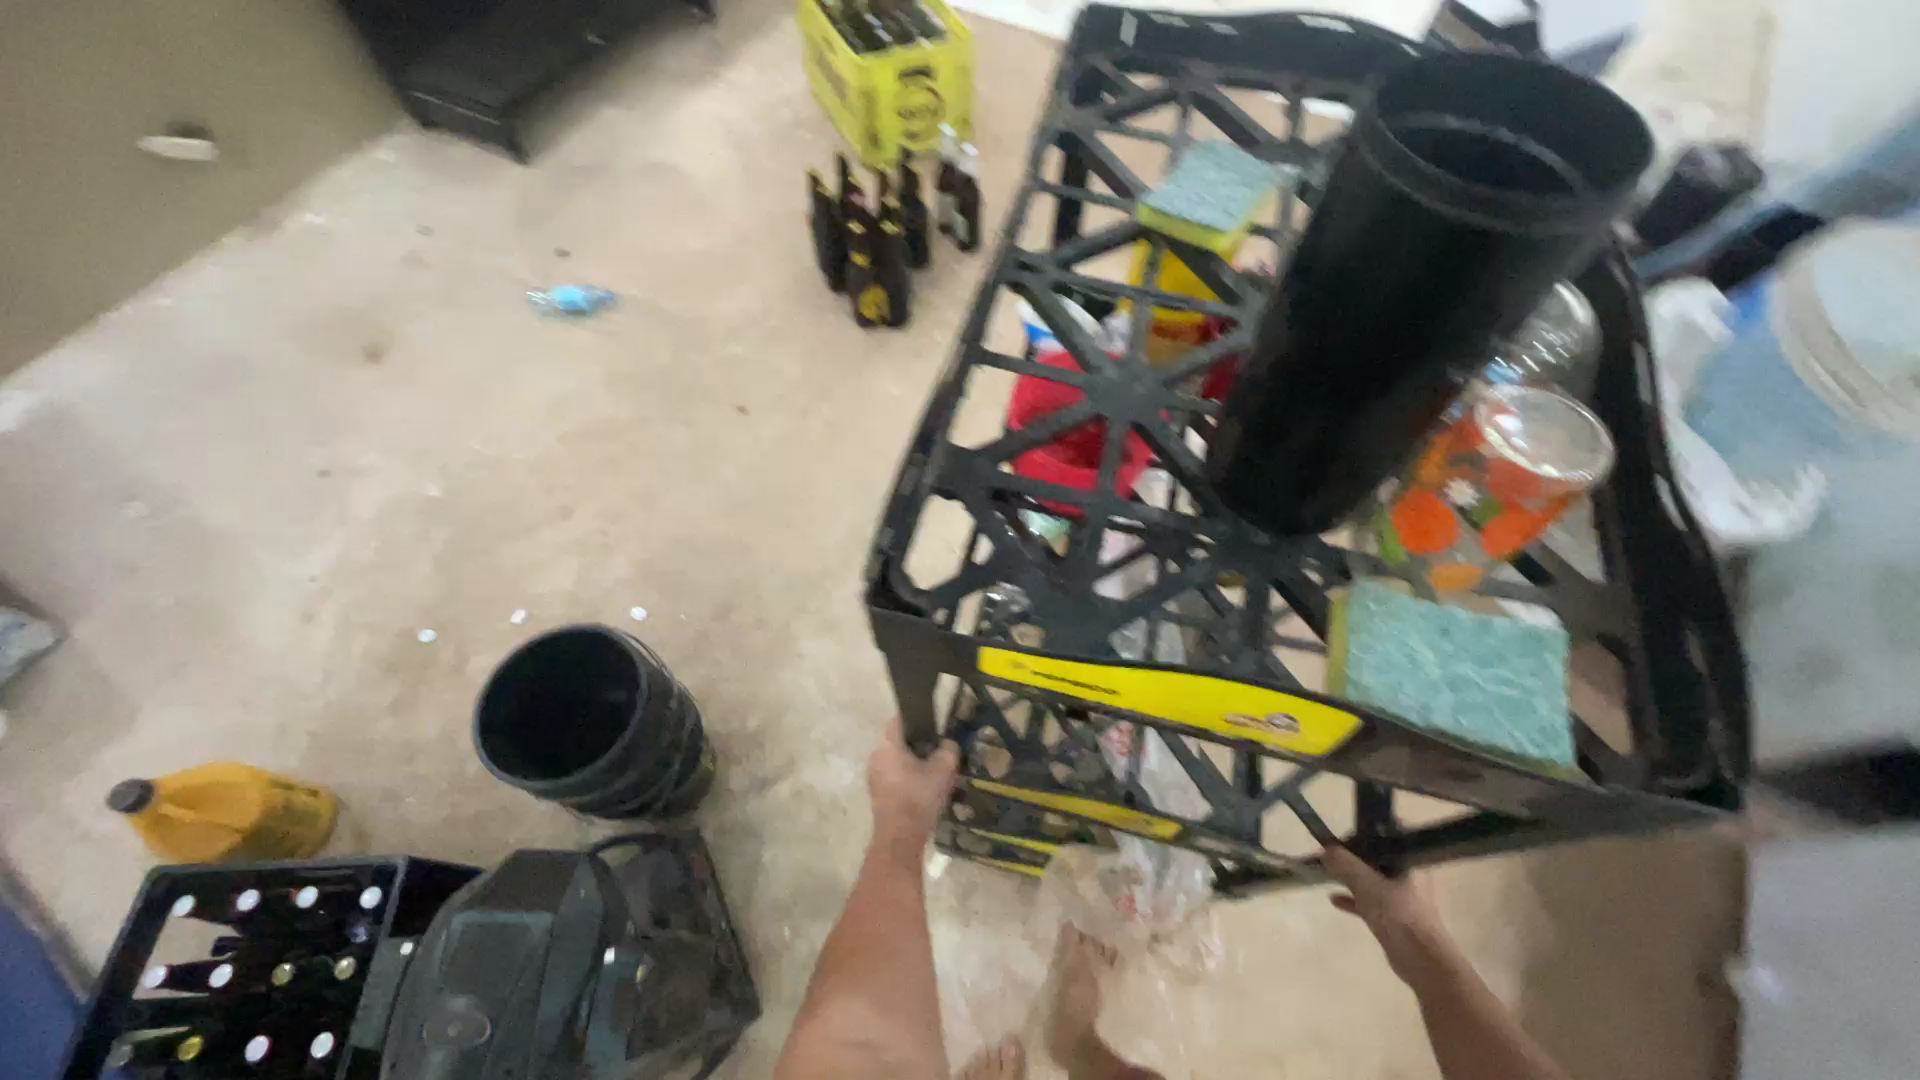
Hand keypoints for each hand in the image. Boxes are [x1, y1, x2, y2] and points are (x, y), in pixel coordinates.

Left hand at [866, 716, 959, 860]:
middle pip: (898, 743)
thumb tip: (948, 744)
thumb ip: (948, 750)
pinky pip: (893, 779)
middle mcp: (875, 757)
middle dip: (917, 746)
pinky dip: (906, 780)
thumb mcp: (943, 770)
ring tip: (934, 774)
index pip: (898, 721)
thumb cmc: (919, 796)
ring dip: (912, 765)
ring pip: (895, 762)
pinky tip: (923, 791)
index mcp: (888, 746)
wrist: (900, 836)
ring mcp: (873, 777)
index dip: (915, 719)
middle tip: (937, 752)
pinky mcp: (876, 795)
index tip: (930, 723)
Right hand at [1321, 845, 1455, 986]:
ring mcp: (1402, 897)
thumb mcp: (1366, 883)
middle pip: (1375, 857)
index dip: (1362, 833)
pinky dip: (1353, 898)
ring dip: (1349, 877)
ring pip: (1371, 879)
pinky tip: (1334, 900)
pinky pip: (1369, 900)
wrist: (1422, 960)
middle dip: (1350, 857)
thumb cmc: (1398, 914)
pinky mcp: (1394, 917)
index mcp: (1409, 861)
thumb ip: (1344, 864)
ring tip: (1328, 875)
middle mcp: (1408, 875)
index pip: (1385, 835)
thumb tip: (1325, 851)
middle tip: (1329, 858)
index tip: (1340, 841)